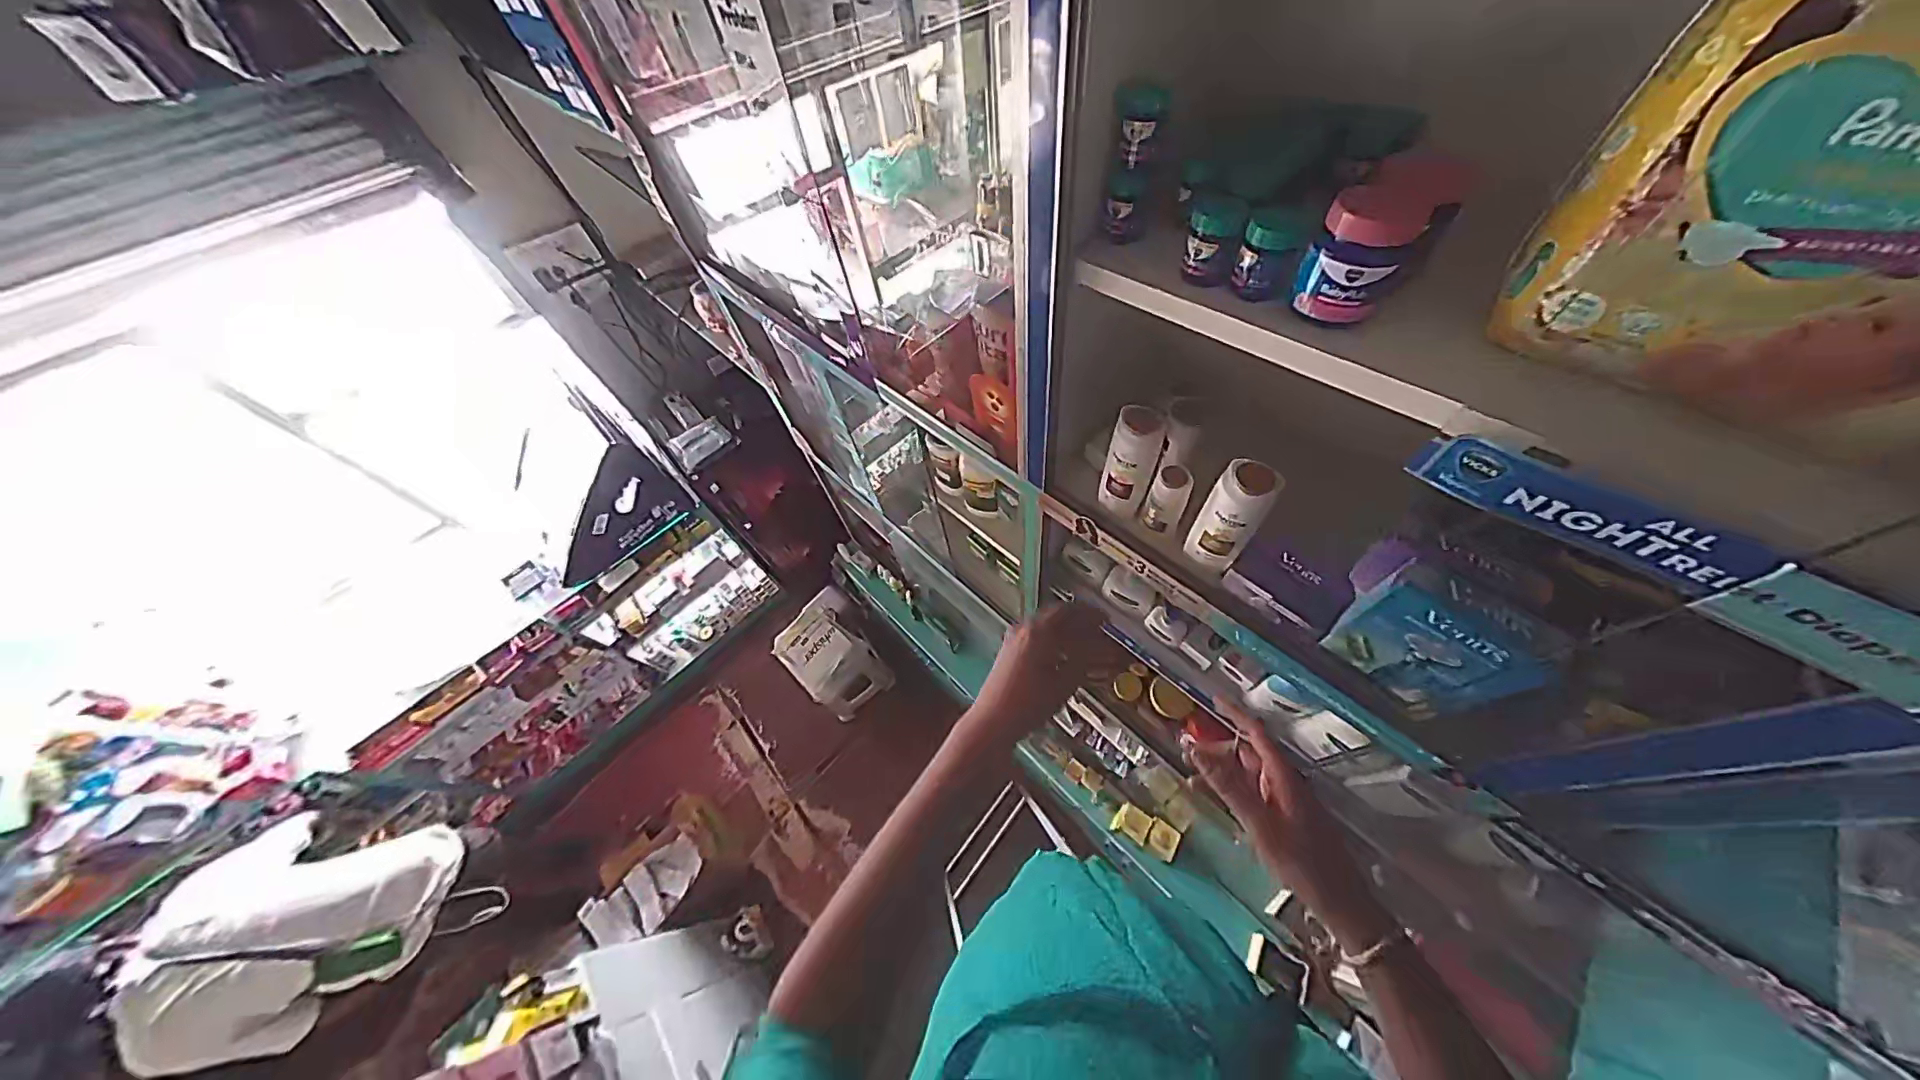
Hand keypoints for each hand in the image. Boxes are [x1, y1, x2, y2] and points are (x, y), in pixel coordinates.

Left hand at [956, 602, 1104, 752]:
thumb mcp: (1064, 683)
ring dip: (1067, 631)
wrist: (993, 721)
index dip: (1092, 616)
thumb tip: (1102, 651)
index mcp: (1037, 632)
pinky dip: (1054, 640)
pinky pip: (1037, 637)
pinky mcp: (1010, 652)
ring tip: (1086, 643)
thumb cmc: (1025, 704)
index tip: (1105, 620)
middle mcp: (1023, 630)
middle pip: (1057, 615)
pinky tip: (1065, 654)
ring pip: (1047, 626)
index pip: (1071, 612)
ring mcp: (1014, 640)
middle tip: (1098, 628)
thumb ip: (1085, 661)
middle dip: (1080, 621)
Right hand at [1186, 697, 1392, 951]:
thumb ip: (1226, 785)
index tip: (1213, 699)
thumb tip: (1194, 748)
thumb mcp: (1258, 822)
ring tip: (1193, 774)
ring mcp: (1286, 799)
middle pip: (1249, 752)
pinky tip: (1214, 798)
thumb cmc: (1301, 861)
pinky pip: (1253, 792)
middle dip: (1218, 747)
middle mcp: (1285, 781)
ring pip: (1249, 773)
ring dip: (1222, 770)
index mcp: (1283, 776)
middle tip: (1187, 751)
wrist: (1339, 901)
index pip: (1256, 733)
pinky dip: (1232, 790)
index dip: (1236, 713)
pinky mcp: (1285, 816)